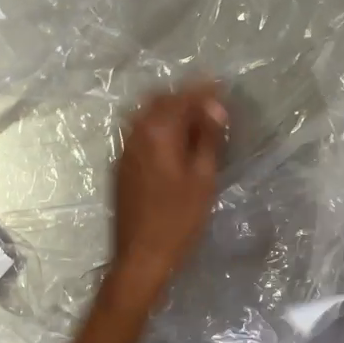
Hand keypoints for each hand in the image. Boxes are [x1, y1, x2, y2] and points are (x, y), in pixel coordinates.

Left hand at [107, 81, 227, 305]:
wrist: (141, 255)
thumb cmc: (178, 220)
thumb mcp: (202, 178)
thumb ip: (207, 139)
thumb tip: (213, 107)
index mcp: (157, 133)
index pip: (182, 98)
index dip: (203, 91)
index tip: (221, 86)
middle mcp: (135, 134)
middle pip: (160, 101)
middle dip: (184, 96)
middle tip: (209, 102)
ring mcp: (125, 151)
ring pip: (146, 116)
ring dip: (169, 111)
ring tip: (194, 119)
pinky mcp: (122, 167)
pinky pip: (139, 133)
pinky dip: (158, 127)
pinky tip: (174, 141)